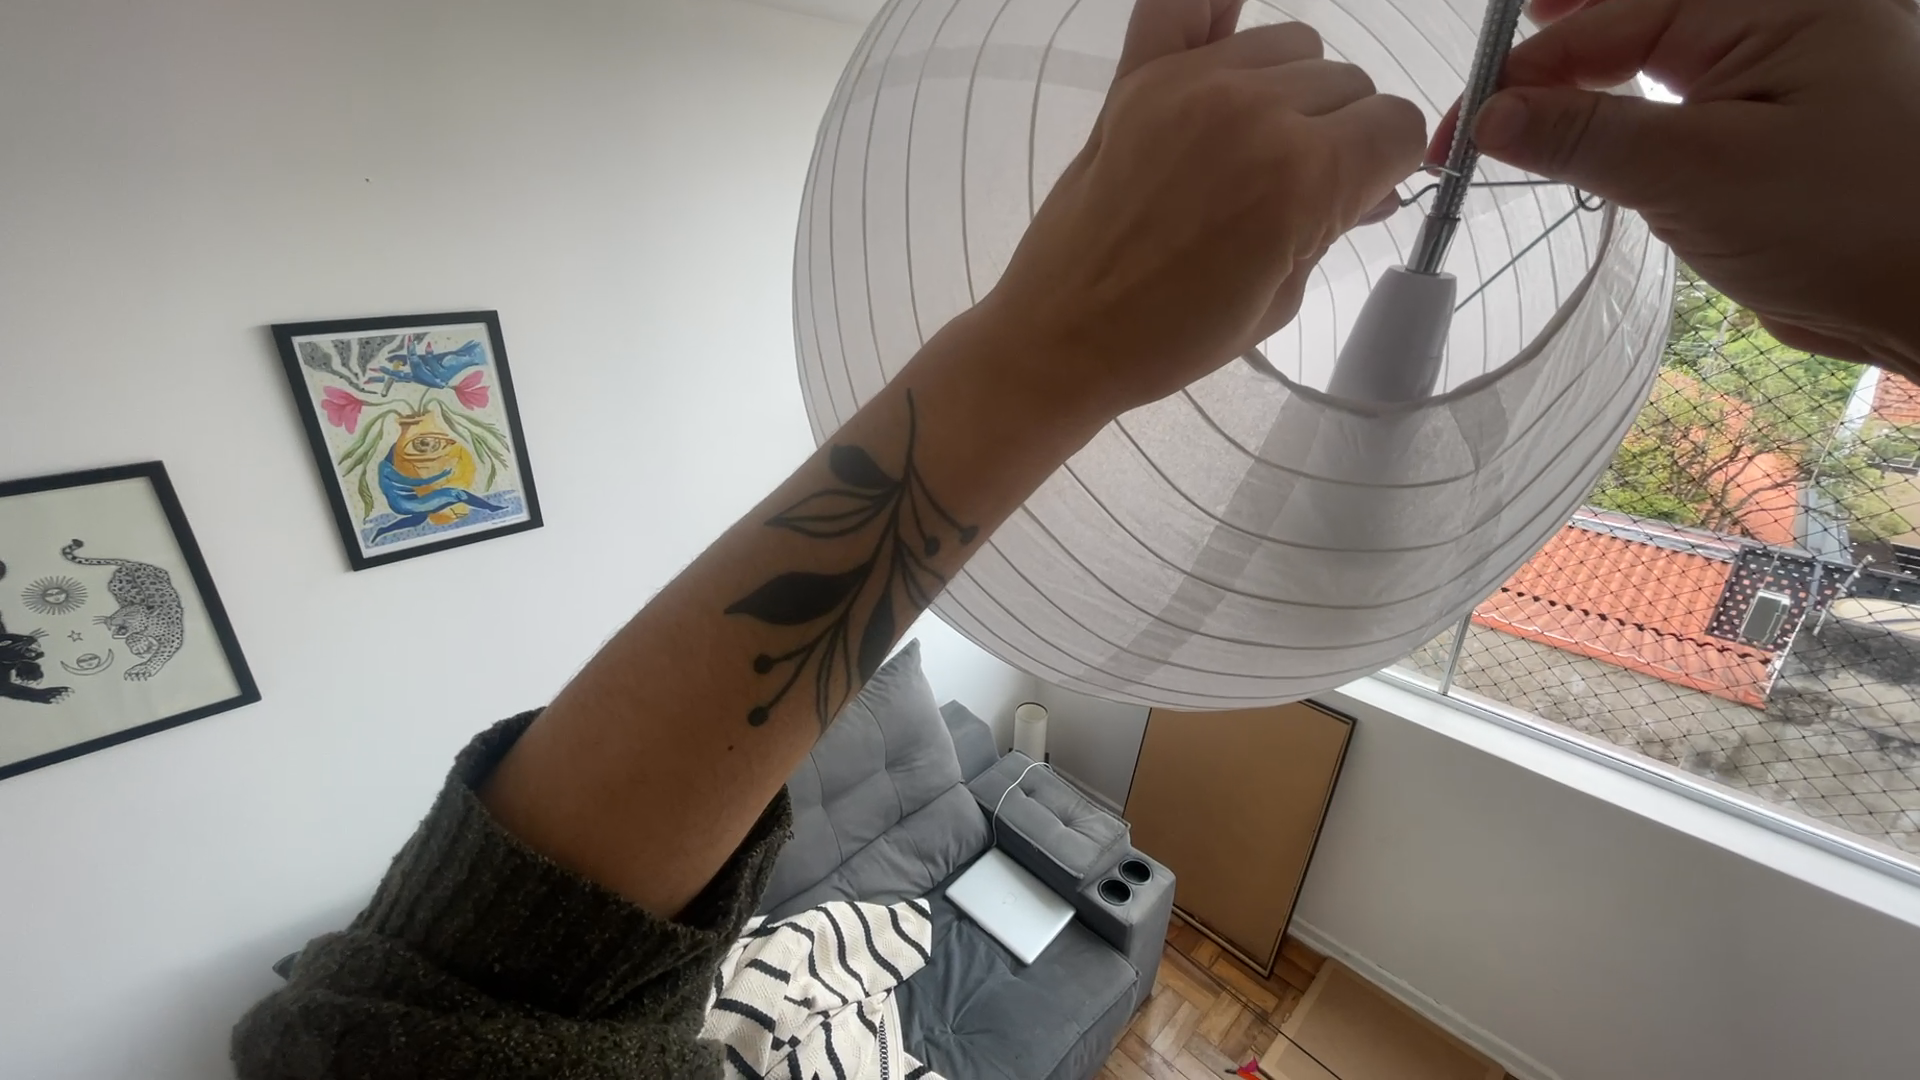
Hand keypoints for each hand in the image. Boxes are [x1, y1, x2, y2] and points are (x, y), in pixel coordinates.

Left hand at [980, 0, 1423, 418]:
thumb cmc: (1168, 343)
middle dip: (1335, 139)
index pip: (1397, 127)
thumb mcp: (1276, 303)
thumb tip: (1376, 184)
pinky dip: (1212, 12)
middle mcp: (1253, 111)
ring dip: (1286, 95)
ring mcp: (1189, 86)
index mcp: (1299, 178)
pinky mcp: (1134, 83)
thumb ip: (1332, 227)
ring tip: (1239, 157)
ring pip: (1291, 46)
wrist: (1063, 342)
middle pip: (1348, 84)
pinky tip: (1216, 45)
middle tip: (1285, 197)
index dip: (1384, 170)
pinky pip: (1185, 1)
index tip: (1352, 200)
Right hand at [1451, 0, 1919, 372]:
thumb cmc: (1833, 217)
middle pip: (1635, 16)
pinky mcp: (1759, 121)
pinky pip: (1667, 92)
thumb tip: (1486, 119)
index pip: (1612, 21)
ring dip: (1576, 74)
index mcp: (1775, 4)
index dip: (1520, 73)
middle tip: (1479, 91)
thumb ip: (1583, 136)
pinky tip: (1578, 119)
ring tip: (1512, 100)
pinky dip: (1611, 104)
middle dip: (1551, 46)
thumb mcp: (1691, 172)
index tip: (1452, 137)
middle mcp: (1775, 20)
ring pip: (1649, 51)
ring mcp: (1770, 69)